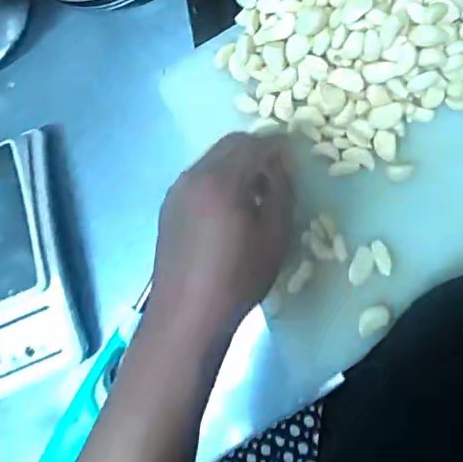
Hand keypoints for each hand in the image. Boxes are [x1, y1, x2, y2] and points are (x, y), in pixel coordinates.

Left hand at [150, 133, 293, 335]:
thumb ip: (281, 190)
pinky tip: (231, 206)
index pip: (254, 144)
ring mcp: (177, 191)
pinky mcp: (169, 207)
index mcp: (221, 180)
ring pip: (213, 158)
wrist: (186, 317)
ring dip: (237, 163)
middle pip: (230, 144)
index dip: (278, 145)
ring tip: (256, 190)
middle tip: (277, 170)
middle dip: (256, 149)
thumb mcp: (275, 234)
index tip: (294, 155)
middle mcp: (194, 176)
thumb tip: (280, 166)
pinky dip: (220, 177)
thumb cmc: (238, 278)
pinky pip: (200, 177)